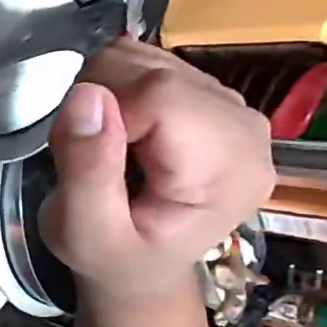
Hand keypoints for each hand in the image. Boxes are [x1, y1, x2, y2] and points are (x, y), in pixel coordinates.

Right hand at [40, 38, 274, 300]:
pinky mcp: (209, 94)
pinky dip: (114, 87)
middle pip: (155, 72)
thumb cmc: (113, 258)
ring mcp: (231, 106)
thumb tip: (85, 93)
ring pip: (146, 59)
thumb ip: (87, 171)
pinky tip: (116, 130)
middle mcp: (245, 127)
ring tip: (101, 147)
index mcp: (229, 169)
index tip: (81, 155)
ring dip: (104, 94)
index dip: (106, 112)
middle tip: (84, 155)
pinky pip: (147, 62)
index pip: (160, 96)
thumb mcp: (85, 234)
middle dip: (100, 101)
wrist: (140, 266)